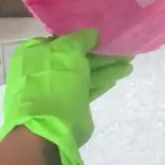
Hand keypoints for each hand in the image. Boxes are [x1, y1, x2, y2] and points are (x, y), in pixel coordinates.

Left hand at [0, 29, 132, 164]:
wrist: (47, 130)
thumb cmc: (53, 84)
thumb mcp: (67, 52)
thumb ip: (80, 40)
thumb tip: (92, 34)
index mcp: (34, 53)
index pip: (62, 40)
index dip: (84, 37)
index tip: (105, 34)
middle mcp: (43, 70)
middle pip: (77, 57)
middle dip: (101, 53)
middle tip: (124, 49)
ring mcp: (56, 89)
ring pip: (85, 73)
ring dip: (107, 67)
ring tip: (129, 63)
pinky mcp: (69, 105)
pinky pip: (87, 88)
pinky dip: (102, 81)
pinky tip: (118, 77)